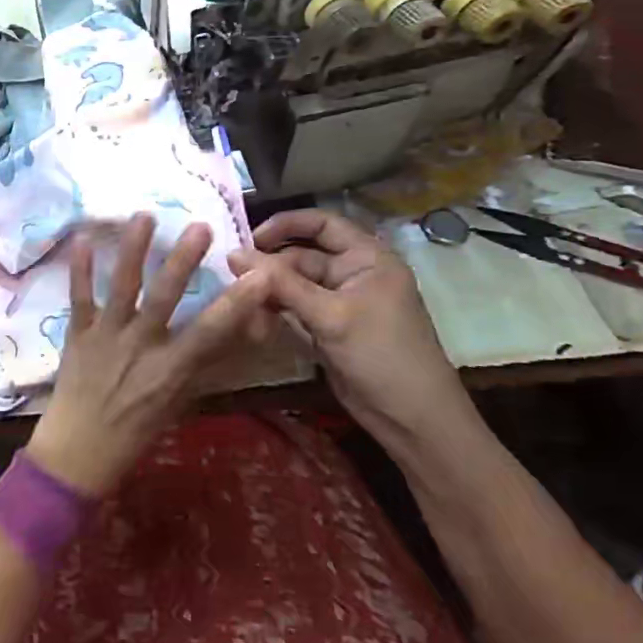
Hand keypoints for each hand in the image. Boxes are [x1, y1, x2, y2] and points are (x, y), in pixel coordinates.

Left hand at [26, 214, 272, 496]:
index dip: (238, 303)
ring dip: (134, 250)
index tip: (260, 273)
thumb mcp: (178, 404)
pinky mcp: (78, 333)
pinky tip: (84, 238)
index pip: (210, 331)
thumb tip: (234, 337)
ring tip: (144, 215)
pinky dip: (81, 269)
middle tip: (200, 227)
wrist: (78, 451)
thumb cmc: (135, 432)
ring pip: (122, 287)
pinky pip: (79, 297)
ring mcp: (106, 336)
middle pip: (163, 298)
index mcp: (170, 369)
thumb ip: (202, 367)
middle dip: (183, 261)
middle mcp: (140, 346)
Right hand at [228, 210, 471, 448]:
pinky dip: (274, 310)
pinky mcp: (327, 327)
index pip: (322, 224)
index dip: (285, 224)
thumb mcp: (330, 315)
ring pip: (294, 284)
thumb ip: (281, 284)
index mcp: (367, 258)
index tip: (248, 237)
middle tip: (230, 273)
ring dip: (268, 289)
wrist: (412, 419)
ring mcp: (339, 302)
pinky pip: (294, 308)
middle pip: (301, 255)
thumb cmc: (381, 355)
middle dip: (269, 263)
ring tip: (234, 294)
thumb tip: (233, 254)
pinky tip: (249, 315)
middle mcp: (352, 273)